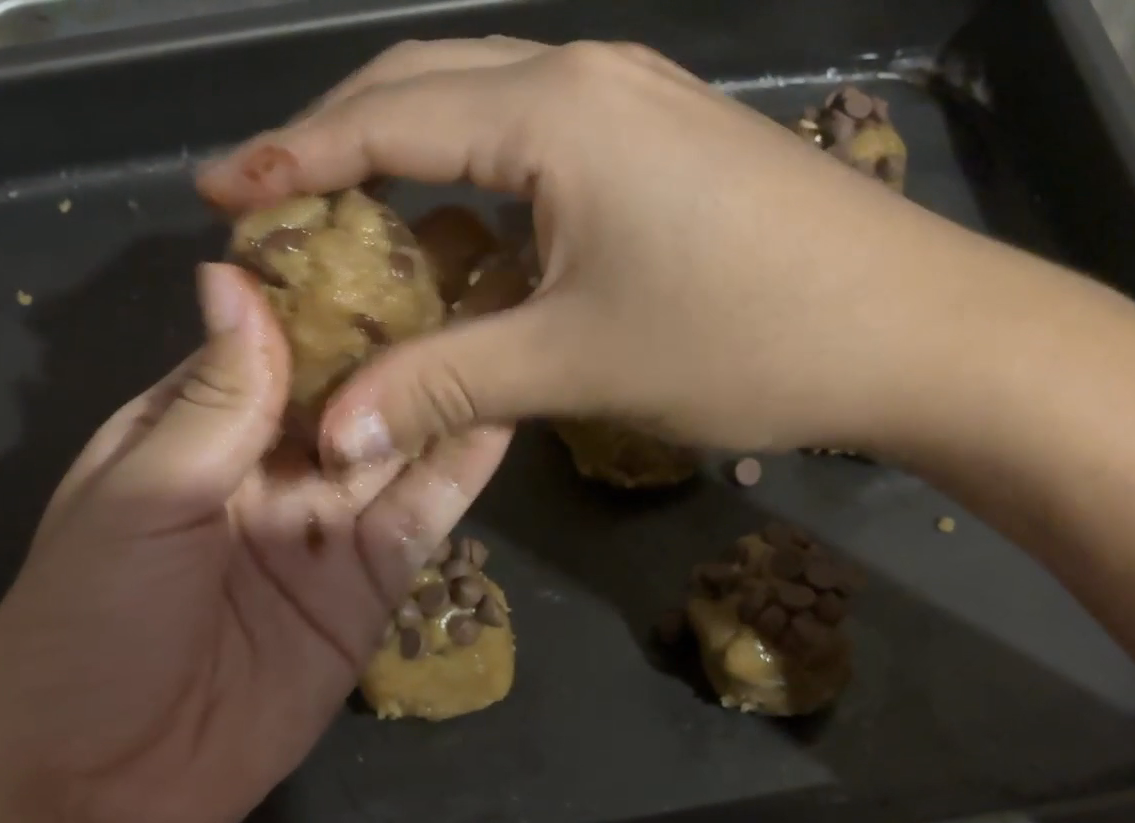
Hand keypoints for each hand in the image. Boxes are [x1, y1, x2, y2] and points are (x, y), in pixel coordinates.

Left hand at [0, 263, 507, 822]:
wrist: (110, 786)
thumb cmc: (89, 629)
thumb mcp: (136, 502)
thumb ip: (207, 403)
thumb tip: (233, 280)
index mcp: (186, 435)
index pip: (261, 345)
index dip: (312, 296)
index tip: (375, 229)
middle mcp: (261, 471)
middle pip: (338, 389)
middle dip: (392, 334)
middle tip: (465, 257)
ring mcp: (320, 528)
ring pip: (389, 445)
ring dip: (436, 389)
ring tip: (500, 315)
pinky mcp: (366, 587)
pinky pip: (418, 517)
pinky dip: (457, 470)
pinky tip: (498, 410)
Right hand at [196, 38, 1076, 464]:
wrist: (918, 332)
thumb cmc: (744, 339)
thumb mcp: (571, 364)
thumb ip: (441, 387)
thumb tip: (336, 433)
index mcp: (553, 114)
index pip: (384, 119)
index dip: (290, 158)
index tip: (217, 192)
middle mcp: (584, 78)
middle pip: (421, 85)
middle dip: (332, 137)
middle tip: (267, 198)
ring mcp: (629, 101)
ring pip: (477, 104)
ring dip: (399, 153)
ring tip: (341, 213)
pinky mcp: (657, 140)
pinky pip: (531, 137)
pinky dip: (467, 175)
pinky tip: (453, 230)